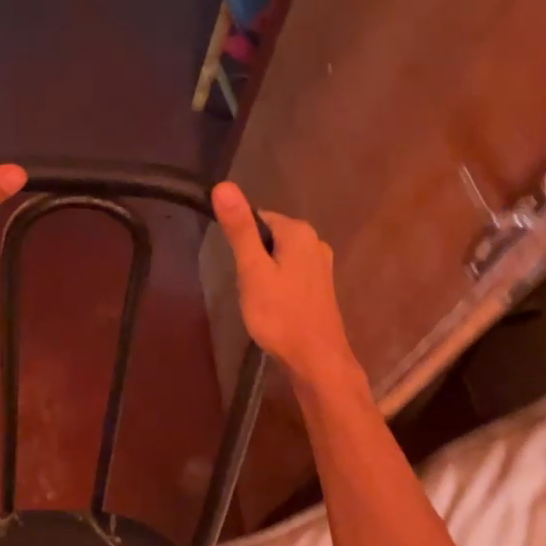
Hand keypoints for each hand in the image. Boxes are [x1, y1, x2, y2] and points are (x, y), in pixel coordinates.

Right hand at [212, 181, 362, 388]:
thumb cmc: (280, 314)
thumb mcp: (252, 271)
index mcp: (299, 232)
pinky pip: (292, 274)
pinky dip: (278, 285)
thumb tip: (223, 185)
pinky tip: (273, 307)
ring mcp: (322, 265)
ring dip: (265, 273)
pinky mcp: (322, 287)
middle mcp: (315, 241)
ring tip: (257, 299)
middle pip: (271, 237)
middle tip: (244, 286)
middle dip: (253, 257)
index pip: (258, 217)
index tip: (234, 266)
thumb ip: (240, 230)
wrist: (316, 359)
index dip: (241, 239)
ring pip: (281, 257)